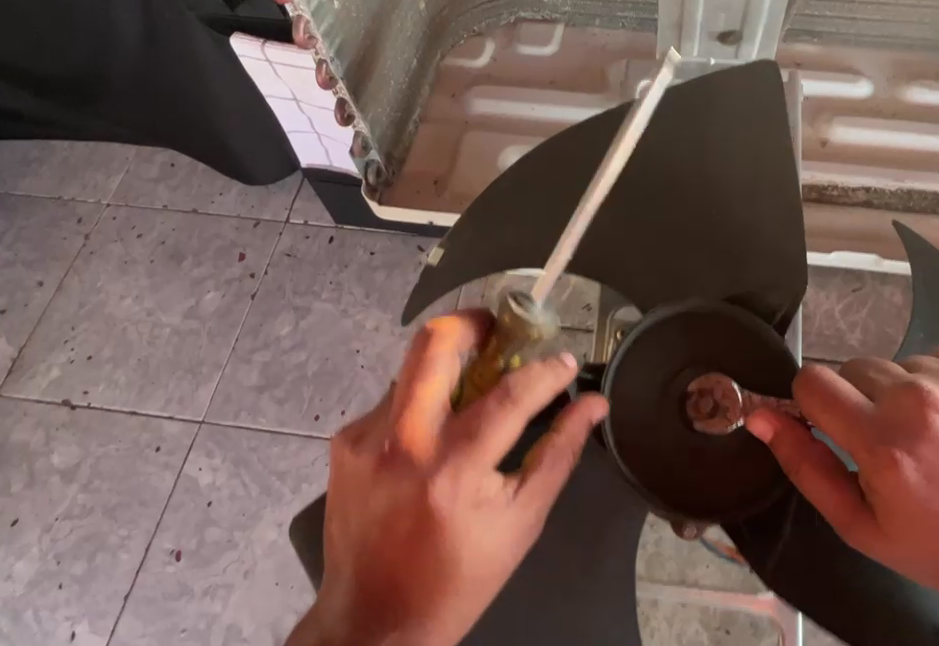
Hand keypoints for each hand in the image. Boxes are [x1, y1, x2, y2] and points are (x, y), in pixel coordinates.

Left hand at [290, 311, 608, 645]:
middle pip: (436, 344)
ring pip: (413, 367)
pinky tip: (432, 438)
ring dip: (448, 367)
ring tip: (469, 391)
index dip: (545, 371)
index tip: (565, 360)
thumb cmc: (458, 578)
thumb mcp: (521, 522)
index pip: (510, 394)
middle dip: (473, 322)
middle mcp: (404, 442)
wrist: (371, 622)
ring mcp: (367, 438)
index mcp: (454, 469)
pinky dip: (420, 404)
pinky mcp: (346, 441)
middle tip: (498, 329)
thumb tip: (593, 403)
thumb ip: (558, 452)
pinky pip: (393, 399)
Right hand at [745, 347, 938, 615]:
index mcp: (883, 441)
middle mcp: (920, 398)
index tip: (836, 429)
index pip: (813, 381)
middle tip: (896, 447)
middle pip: (856, 369)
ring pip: (901, 366)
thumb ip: (805, 466)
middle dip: (864, 403)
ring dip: (908, 395)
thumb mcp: (867, 529)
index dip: (816, 405)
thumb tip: (761, 416)